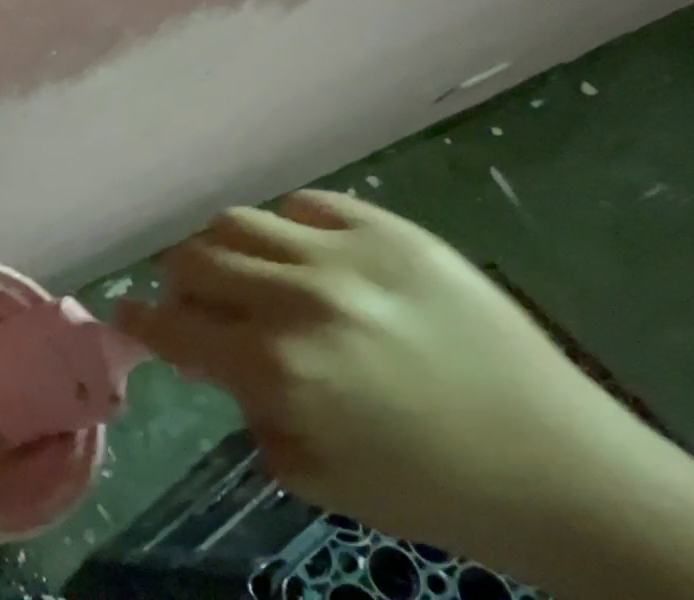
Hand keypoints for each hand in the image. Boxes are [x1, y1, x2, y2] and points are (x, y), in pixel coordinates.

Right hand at [115, 190, 647, 557]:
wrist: (565, 475)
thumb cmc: (426, 490)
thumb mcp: (307, 471)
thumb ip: (244, 404)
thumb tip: (214, 357)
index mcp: (275, 366)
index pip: (169, 324)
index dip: (138, 320)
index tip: (129, 317)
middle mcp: (299, 298)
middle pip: (192, 258)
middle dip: (180, 286)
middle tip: (199, 308)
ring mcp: (350, 256)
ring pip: (238, 221)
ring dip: (224, 251)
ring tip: (247, 274)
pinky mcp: (397, 233)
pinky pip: (309, 204)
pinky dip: (289, 229)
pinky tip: (307, 259)